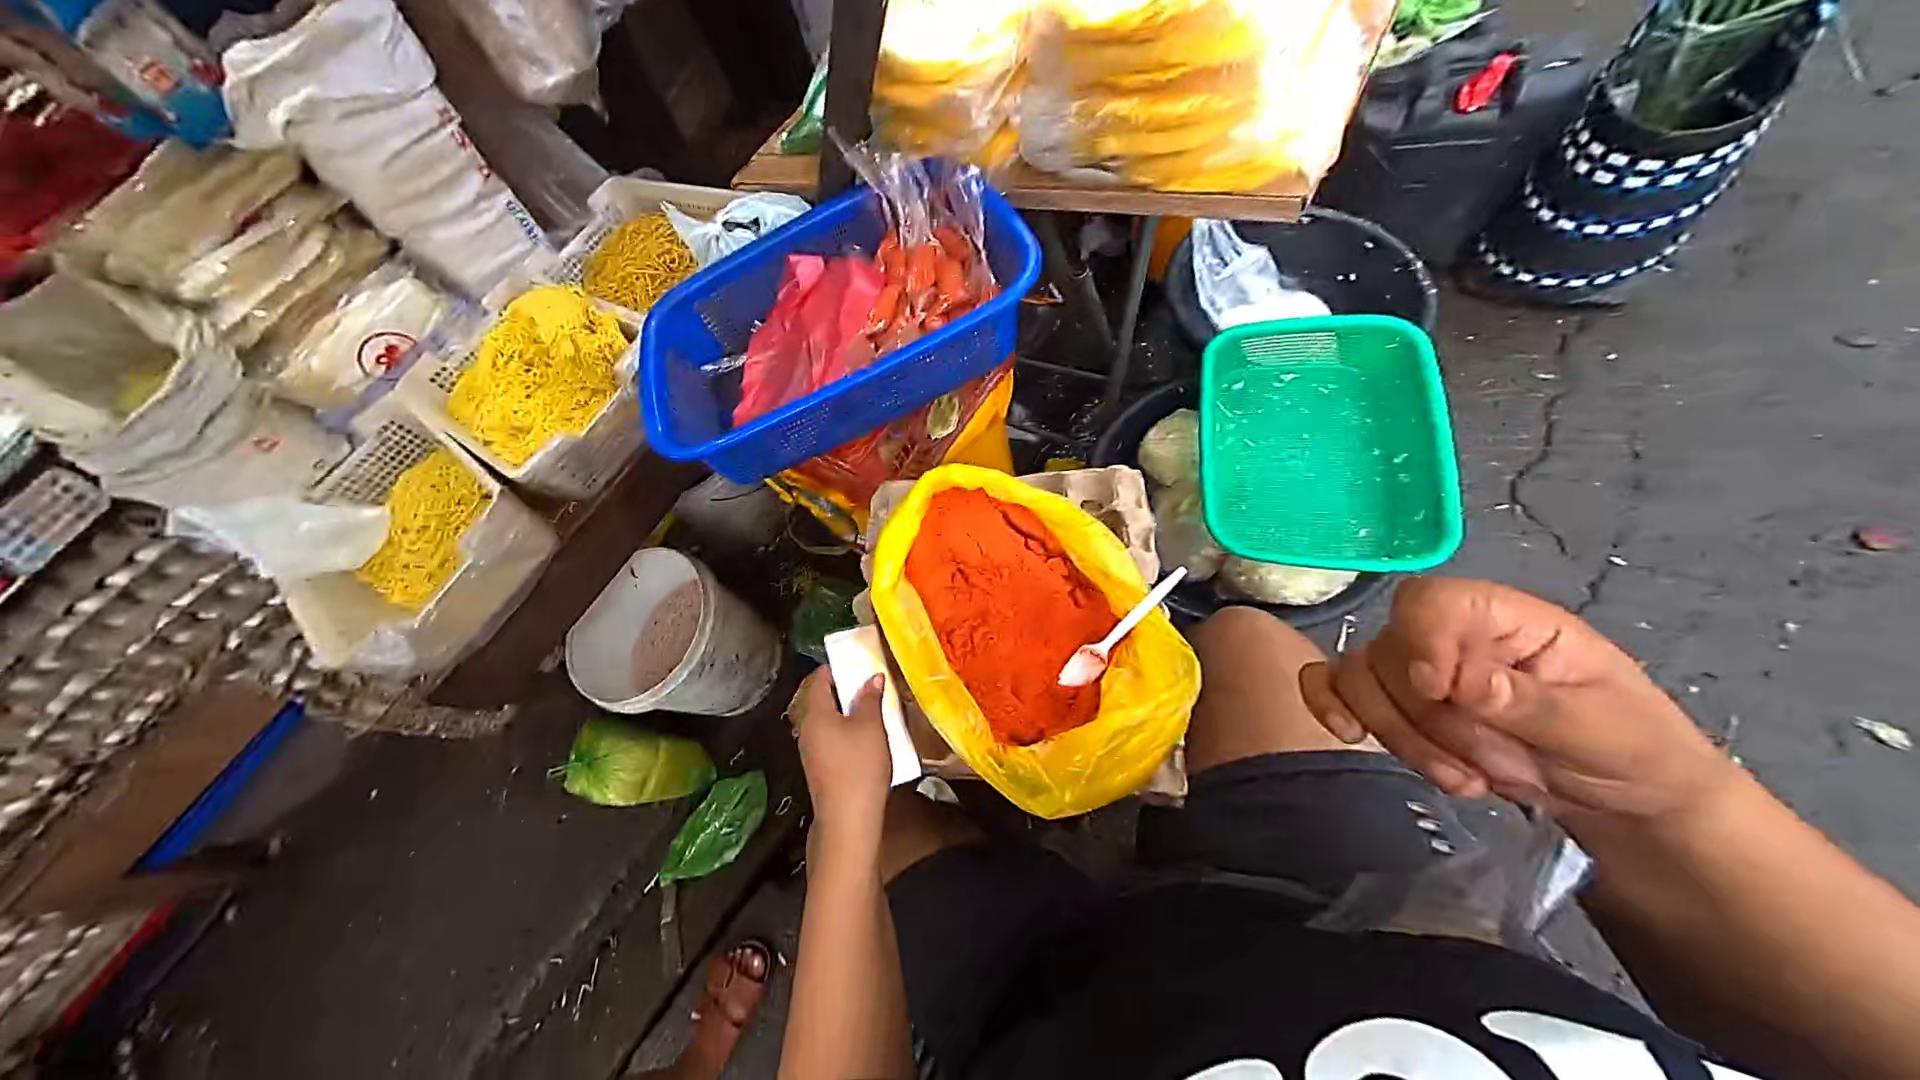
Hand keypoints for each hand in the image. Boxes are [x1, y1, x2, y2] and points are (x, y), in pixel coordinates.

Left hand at [789, 669, 890, 844]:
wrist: (848, 818)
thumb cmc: (859, 766)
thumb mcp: (871, 726)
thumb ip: (870, 698)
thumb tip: (872, 678)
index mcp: (815, 714)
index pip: (820, 680)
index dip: (837, 667)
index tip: (857, 661)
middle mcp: (807, 730)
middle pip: (823, 700)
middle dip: (846, 689)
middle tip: (871, 683)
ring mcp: (811, 751)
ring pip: (829, 721)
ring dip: (848, 712)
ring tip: (874, 708)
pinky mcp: (820, 768)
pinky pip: (832, 738)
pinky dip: (847, 731)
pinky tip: (867, 737)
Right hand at [1301, 577, 1742, 825]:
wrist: (1623, 803)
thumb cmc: (1633, 753)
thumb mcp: (1607, 731)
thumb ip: (1532, 702)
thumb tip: (1460, 683)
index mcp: (1503, 619)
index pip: (1432, 600)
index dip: (1421, 638)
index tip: (1439, 691)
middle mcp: (1446, 635)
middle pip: (1387, 652)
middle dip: (1430, 721)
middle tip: (1490, 767)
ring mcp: (1410, 667)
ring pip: (1356, 679)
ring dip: (1400, 737)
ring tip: (1464, 780)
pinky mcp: (1389, 702)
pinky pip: (1332, 687)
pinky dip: (1330, 706)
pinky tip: (1347, 734)